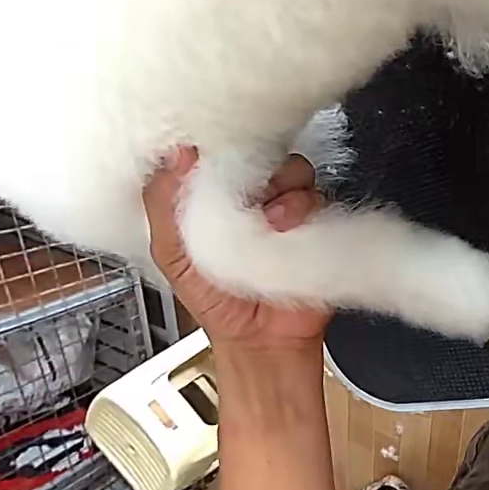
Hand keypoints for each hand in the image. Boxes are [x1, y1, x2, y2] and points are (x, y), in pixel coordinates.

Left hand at [142, 146, 330, 356]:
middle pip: (272, 158)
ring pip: (301, 178)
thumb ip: (165, 203)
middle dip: (264, 173)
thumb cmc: (217, 301)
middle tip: (252, 201)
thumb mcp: (171, 252)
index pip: (229, 153)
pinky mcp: (321, 231)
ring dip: (286, 198)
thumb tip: (176, 156)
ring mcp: (294, 216)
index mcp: (223, 199)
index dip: (228, 152)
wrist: (259, 337)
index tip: (220, 166)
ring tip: (271, 226)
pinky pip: (324, 205)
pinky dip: (307, 216)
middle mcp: (261, 202)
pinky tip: (289, 237)